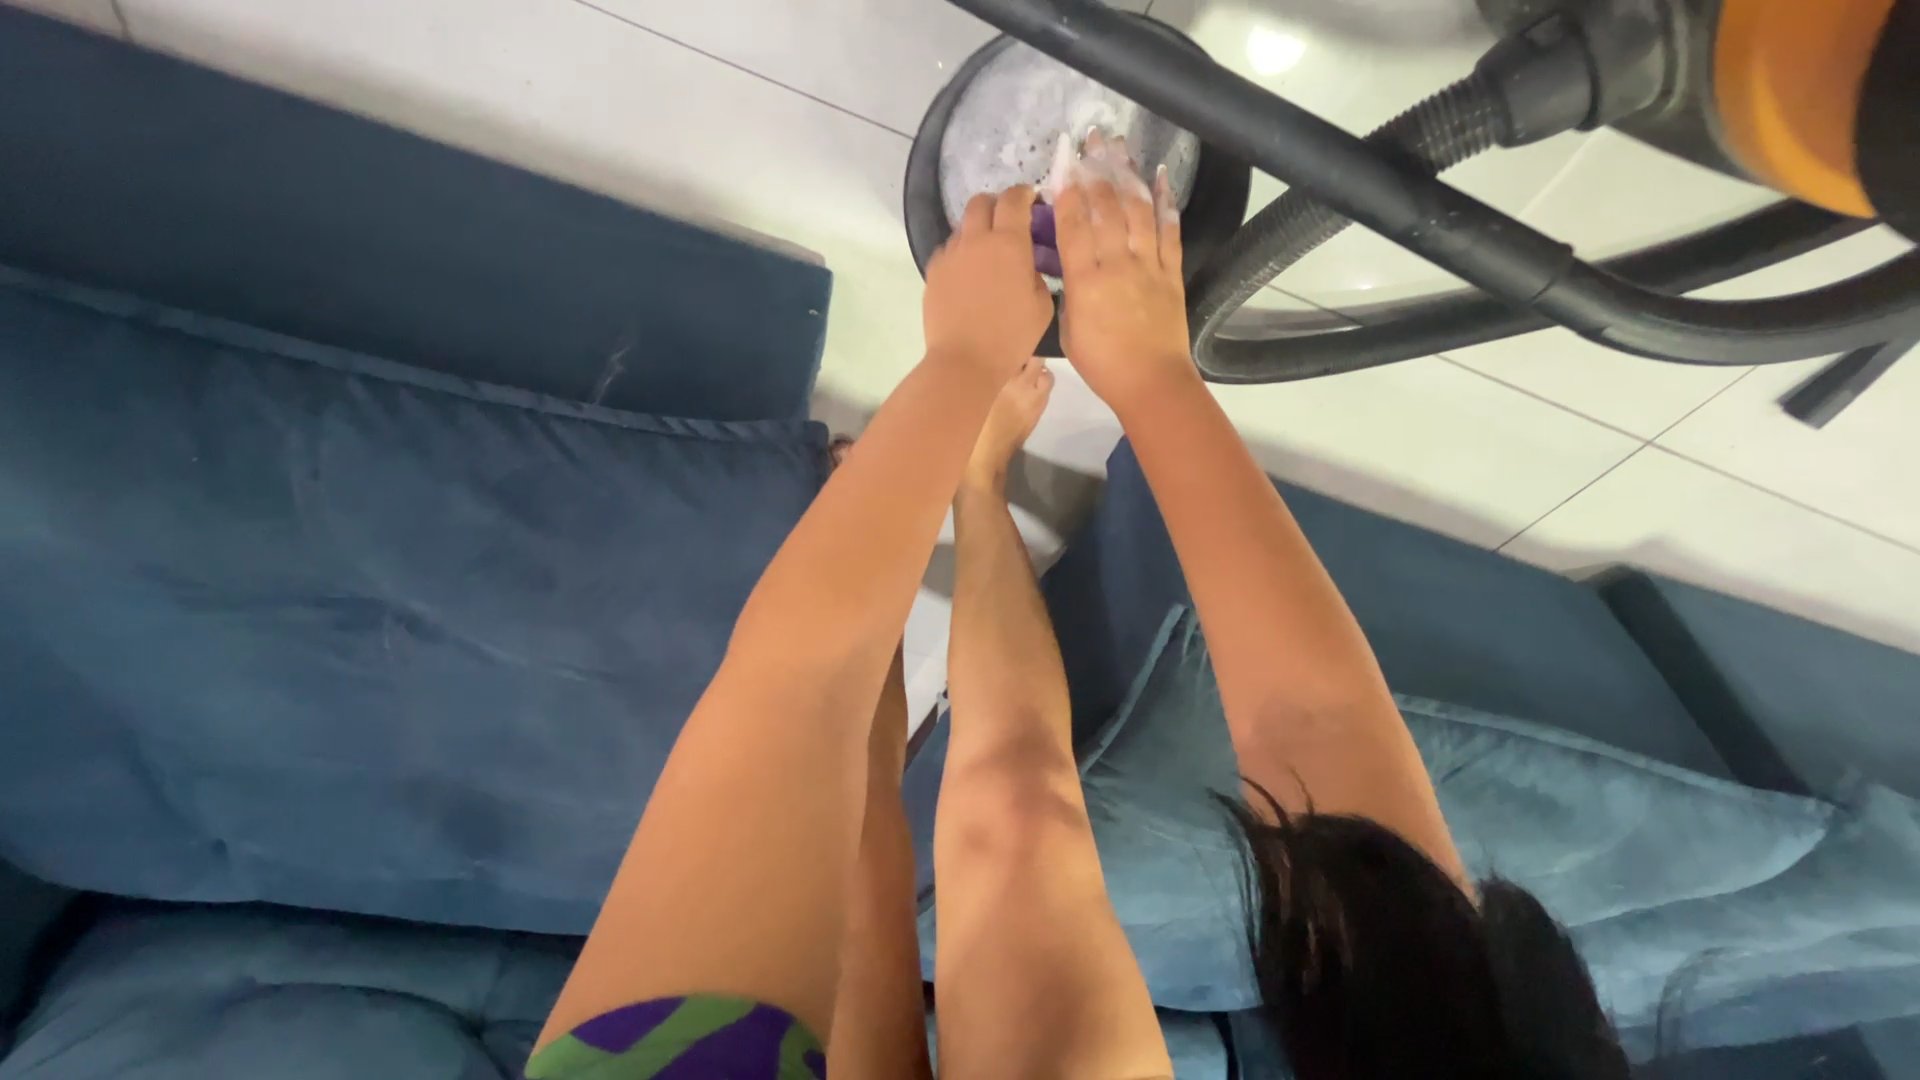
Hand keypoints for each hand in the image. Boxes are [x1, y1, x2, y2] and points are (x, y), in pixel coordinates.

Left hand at [923, 186, 1053, 376]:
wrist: (965, 362)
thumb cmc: (1010, 338)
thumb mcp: (1042, 308)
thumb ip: (1037, 278)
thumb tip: (1027, 268)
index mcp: (1009, 243)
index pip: (1014, 199)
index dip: (1024, 194)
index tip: (1031, 200)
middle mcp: (976, 240)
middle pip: (980, 203)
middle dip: (995, 205)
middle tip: (1005, 223)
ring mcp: (950, 256)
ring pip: (962, 228)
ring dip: (976, 233)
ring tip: (985, 257)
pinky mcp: (933, 273)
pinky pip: (948, 252)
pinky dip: (960, 256)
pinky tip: (967, 278)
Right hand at [1054, 132, 1196, 407]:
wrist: (1151, 382)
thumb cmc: (1102, 365)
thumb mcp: (1069, 333)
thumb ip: (1070, 296)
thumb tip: (1073, 273)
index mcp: (1085, 282)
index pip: (1073, 225)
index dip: (1066, 189)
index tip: (1061, 161)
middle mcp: (1116, 264)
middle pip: (1105, 207)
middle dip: (1096, 169)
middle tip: (1090, 140)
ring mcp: (1147, 265)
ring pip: (1136, 210)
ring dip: (1126, 174)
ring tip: (1118, 146)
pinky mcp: (1171, 272)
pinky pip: (1169, 230)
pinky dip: (1165, 201)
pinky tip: (1159, 175)